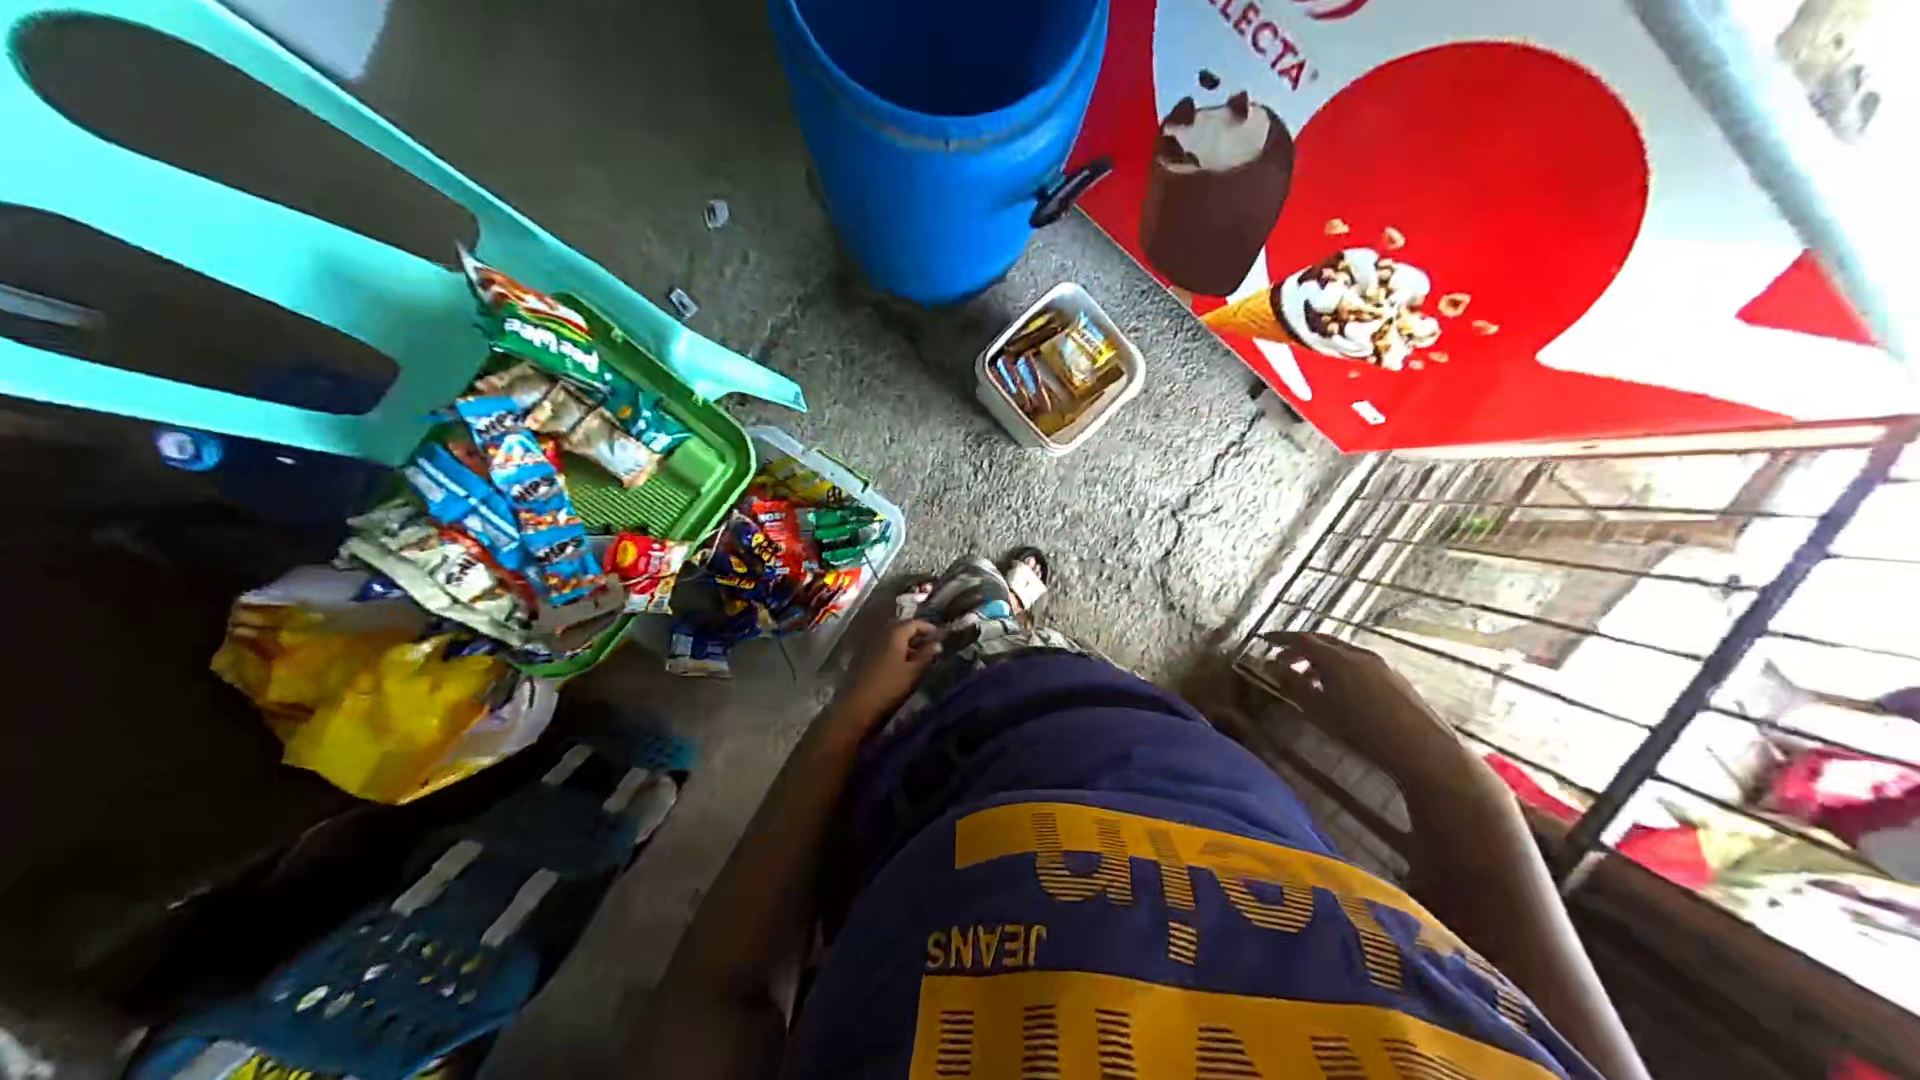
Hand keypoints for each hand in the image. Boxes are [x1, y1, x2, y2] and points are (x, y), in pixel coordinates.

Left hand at [837, 619, 943, 721]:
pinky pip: (886, 646)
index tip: (939, 635)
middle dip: (917, 633)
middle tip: (931, 643)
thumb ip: (926, 655)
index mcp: (895, 634)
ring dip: (907, 642)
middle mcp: (882, 634)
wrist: (859, 704)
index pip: (914, 623)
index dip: (927, 627)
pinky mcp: (867, 656)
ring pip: (893, 637)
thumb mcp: (913, 671)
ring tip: (920, 654)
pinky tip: (904, 662)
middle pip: (902, 628)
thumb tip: (937, 643)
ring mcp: (873, 645)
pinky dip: (898, 649)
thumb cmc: (890, 686)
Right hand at [1259, 632, 1472, 785]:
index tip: (1264, 641)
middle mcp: (1359, 654)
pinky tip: (1338, 691)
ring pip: (1343, 653)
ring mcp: (1380, 664)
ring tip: (1308, 680)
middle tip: (1283, 661)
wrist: (1420, 749)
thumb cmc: (1361, 730)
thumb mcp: (1318, 709)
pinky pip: (1358, 663)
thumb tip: (1272, 667)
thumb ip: (1293, 685)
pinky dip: (1340, 669)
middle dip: (1300, 649)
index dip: (1281, 639)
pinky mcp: (1394, 678)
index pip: (1302, 639)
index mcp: (1337, 658)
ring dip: (1321, 661)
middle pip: (1324, 642)